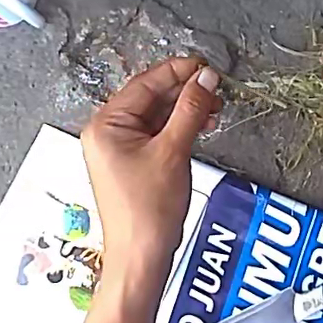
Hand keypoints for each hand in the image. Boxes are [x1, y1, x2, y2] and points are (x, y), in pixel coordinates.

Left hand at [80, 57, 222, 259]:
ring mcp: (121, 148)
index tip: (207, 67)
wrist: (142, 255)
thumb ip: (190, 110)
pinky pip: (159, 133)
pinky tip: (202, 125)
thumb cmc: (149, 209)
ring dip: (186, 109)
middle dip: (185, 91)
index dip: (178, 72)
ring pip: (157, 115)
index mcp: (106, 125)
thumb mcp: (173, 151)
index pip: (145, 84)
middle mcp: (108, 133)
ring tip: (215, 108)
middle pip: (150, 98)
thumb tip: (205, 78)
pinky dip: (181, 127)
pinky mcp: (135, 162)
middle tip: (216, 88)